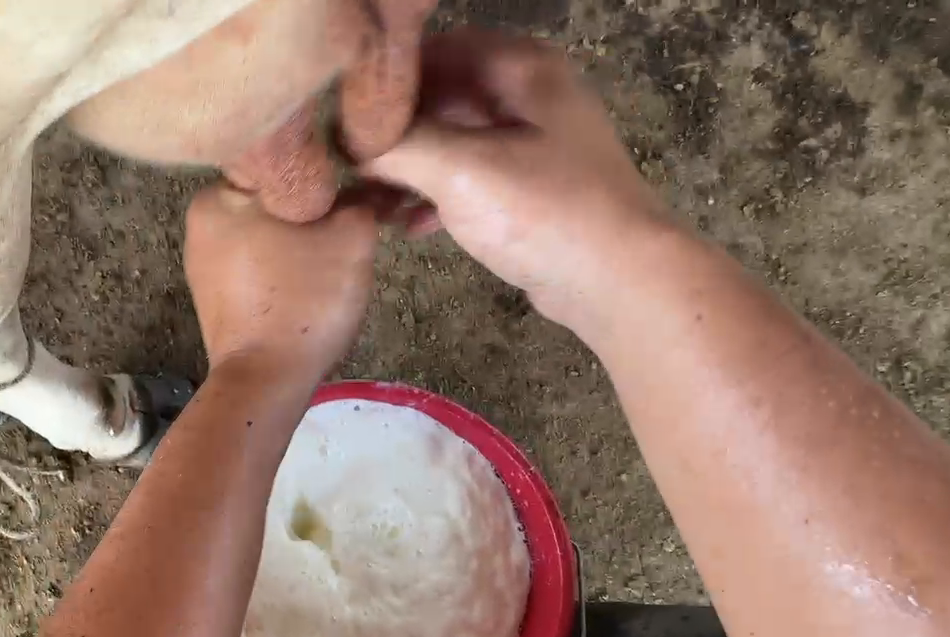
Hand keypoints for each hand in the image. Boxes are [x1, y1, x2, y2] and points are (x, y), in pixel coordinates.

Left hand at [183, 185, 377, 383]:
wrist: (267, 381)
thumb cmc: (304, 300)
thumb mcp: (351, 236)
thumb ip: (360, 196)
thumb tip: (365, 187)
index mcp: (219, 194)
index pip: (283, 158)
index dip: (325, 172)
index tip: (351, 194)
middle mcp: (199, 224)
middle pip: (274, 199)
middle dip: (310, 212)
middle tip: (341, 234)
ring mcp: (202, 265)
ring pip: (266, 234)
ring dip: (298, 244)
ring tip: (325, 264)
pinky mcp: (213, 299)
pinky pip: (256, 268)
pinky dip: (280, 271)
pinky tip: (301, 288)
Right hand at [362, 30, 683, 324]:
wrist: (610, 275)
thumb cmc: (541, 211)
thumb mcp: (462, 170)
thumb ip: (400, 148)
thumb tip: (346, 145)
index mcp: (519, 69)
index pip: (438, 48)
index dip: (387, 77)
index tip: (340, 112)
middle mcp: (524, 95)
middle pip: (439, 96)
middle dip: (391, 131)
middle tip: (344, 163)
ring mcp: (525, 143)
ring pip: (448, 141)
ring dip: (405, 168)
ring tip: (365, 201)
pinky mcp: (522, 188)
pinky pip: (463, 179)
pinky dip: (430, 197)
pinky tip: (406, 226)